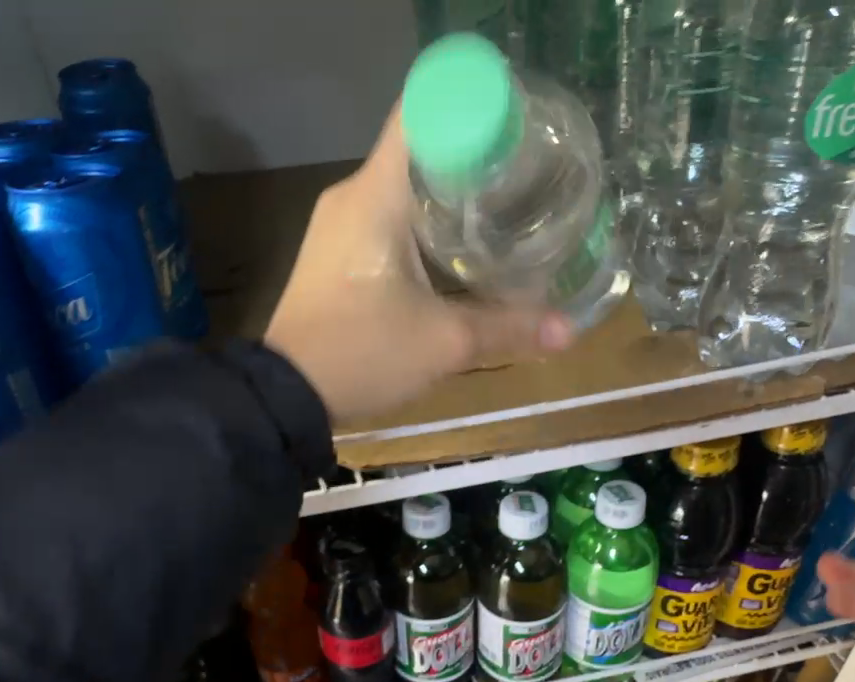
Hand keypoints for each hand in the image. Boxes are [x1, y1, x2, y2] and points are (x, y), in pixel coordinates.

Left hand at [264, 107, 574, 425]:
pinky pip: (387, 220)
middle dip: (475, 161)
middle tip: (528, 179)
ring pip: (404, 189)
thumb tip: (569, 329)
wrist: (285, 397)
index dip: (475, 110)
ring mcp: (338, 225)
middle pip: (420, 151)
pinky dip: (424, 227)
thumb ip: (507, 328)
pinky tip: (456, 252)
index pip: (423, 112)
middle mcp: (352, 196)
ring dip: (450, 198)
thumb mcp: (443, 343)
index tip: (520, 131)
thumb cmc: (362, 353)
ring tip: (503, 214)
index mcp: (375, 194)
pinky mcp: (334, 254)